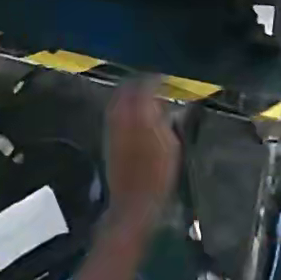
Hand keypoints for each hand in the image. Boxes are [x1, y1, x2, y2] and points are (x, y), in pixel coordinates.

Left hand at [102, 77, 179, 237]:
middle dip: (140, 81)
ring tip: (143, 93)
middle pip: (128, 87)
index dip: (156, 79)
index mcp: (142, 115)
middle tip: (153, 82)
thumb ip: (170, 120)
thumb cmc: (160, 176)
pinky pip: (113, 110)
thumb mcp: (174, 146)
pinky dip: (122, 103)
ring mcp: (112, 124)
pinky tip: (133, 110)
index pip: (146, 85)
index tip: (165, 77)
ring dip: (129, 91)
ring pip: (118, 97)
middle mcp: (123, 115)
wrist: (133, 202)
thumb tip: (169, 104)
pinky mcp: (107, 134)